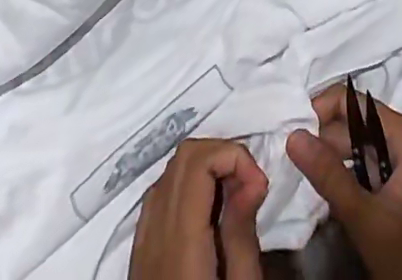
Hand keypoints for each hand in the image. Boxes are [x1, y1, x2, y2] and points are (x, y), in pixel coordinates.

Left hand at [129, 139, 267, 279]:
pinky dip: (191, 184)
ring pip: (172, 169)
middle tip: (251, 186)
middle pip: (183, 156)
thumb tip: (252, 179)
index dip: (234, 156)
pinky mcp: (141, 246)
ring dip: (209, 166)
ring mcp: (142, 237)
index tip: (260, 186)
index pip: (197, 162)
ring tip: (236, 197)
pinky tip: (212, 212)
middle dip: (224, 154)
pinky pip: (163, 193)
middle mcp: (153, 230)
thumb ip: (242, 231)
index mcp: (179, 241)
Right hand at [287, 85, 401, 279]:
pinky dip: (335, 172)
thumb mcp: (365, 215)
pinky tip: (316, 188)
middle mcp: (396, 137)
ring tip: (292, 172)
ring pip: (349, 145)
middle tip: (282, 159)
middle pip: (347, 122)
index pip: (348, 100)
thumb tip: (293, 135)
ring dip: (323, 156)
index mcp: (398, 132)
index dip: (317, 110)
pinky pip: (355, 165)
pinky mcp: (387, 184)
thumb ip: (329, 175)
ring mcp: (392, 160)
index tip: (287, 134)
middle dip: (316, 136)